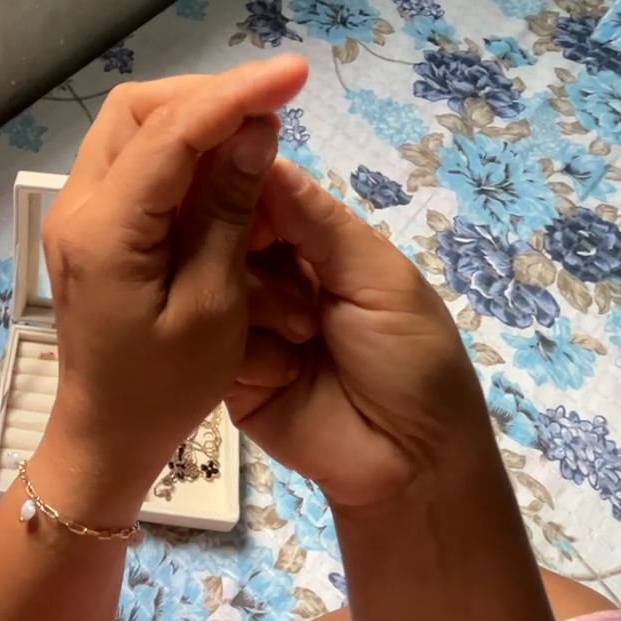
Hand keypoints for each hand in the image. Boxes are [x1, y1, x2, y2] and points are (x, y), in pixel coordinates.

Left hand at [36, 56, 308, 515]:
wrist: (105, 433)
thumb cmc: (164, 389)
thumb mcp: (213, 307)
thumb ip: (229, 213)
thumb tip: (254, 131)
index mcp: (105, 229)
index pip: (170, 132)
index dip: (234, 95)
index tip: (294, 74)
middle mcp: (77, 206)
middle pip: (136, 112)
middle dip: (205, 98)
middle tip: (268, 108)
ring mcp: (75, 214)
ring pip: (129, 130)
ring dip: (190, 121)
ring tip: (249, 135)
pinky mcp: (87, 227)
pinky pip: (129, 164)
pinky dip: (175, 153)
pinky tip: (216, 170)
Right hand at [227, 160, 496, 511]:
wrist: (407, 466)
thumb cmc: (411, 361)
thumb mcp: (380, 280)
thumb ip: (320, 223)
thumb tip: (264, 154)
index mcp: (315, 247)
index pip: (262, 199)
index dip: (242, 188)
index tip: (223, 185)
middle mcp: (273, 278)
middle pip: (226, 239)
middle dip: (248, 254)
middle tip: (285, 285)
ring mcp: (246, 325)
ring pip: (211, 289)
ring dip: (258, 309)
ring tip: (303, 338)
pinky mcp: (226, 370)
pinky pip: (209, 342)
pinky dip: (247, 352)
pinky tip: (283, 373)